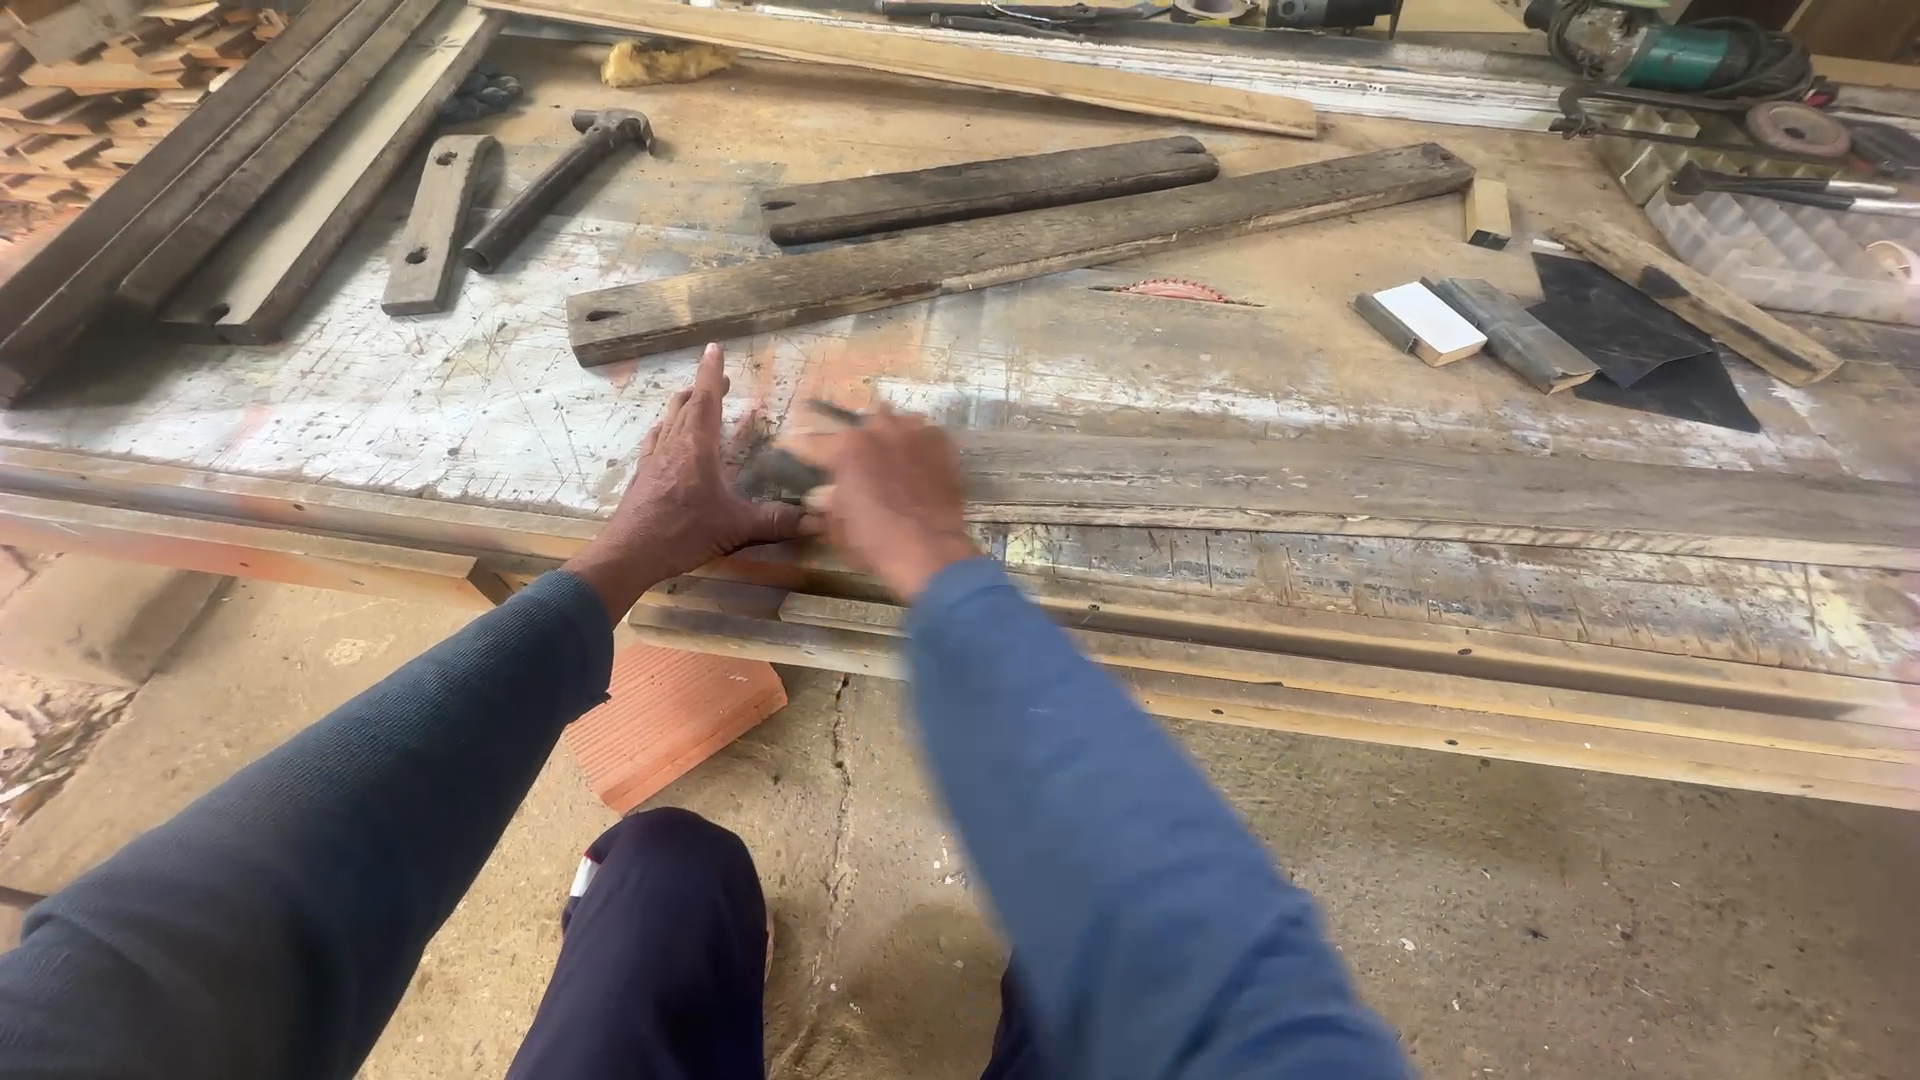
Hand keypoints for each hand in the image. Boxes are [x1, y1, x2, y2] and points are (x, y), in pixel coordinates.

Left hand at [565, 343, 812, 618]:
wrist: (631, 552)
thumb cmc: (684, 532)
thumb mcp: (737, 527)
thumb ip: (776, 521)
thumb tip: (816, 521)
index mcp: (698, 448)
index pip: (707, 399)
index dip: (712, 373)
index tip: (715, 348)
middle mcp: (674, 445)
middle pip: (687, 405)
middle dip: (704, 388)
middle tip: (720, 381)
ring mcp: (654, 458)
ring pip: (669, 419)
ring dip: (683, 405)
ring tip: (694, 400)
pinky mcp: (643, 475)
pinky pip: (656, 440)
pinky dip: (666, 429)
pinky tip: (666, 436)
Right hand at [783, 406, 978, 602]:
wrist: (930, 550)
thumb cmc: (875, 541)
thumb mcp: (838, 527)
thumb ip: (827, 505)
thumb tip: (819, 496)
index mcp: (845, 448)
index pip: (812, 442)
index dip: (797, 445)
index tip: (787, 442)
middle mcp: (878, 431)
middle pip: (858, 421)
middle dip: (852, 435)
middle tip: (850, 451)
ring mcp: (913, 434)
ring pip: (894, 420)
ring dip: (886, 430)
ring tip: (886, 446)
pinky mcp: (942, 446)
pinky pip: (926, 433)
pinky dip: (918, 441)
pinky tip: (917, 455)